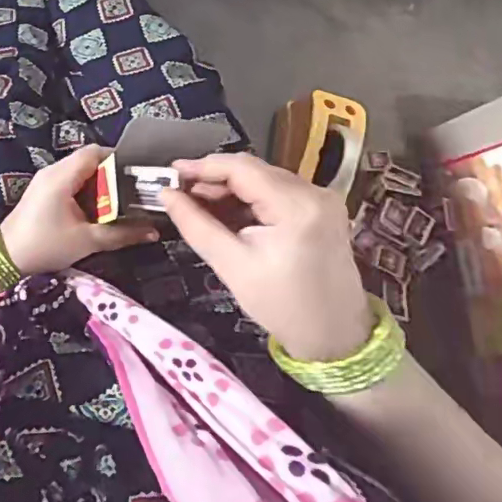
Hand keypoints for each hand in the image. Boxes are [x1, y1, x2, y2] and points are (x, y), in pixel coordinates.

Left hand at [0, 145, 157, 273]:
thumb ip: (122, 234)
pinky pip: (69, 183)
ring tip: (120, 202)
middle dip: (112, 174)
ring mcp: (45, 181)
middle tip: (133, 191)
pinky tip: (98, 210)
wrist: (5, 258)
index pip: (95, 152)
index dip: (118, 159)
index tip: (137, 175)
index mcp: (61, 176)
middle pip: (88, 161)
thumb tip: (154, 231)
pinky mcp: (42, 193)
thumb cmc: (45, 245)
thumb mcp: (88, 240)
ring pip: (79, 173)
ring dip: (99, 185)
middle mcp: (52, 172)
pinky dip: (86, 192)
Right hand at [158, 153, 373, 360]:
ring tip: (197, 204)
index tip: (171, 172)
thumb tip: (166, 195)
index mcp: (297, 206)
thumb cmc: (282, 305)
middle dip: (214, 178)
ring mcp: (322, 199)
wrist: (334, 335)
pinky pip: (276, 192)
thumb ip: (196, 225)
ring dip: (230, 188)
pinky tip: (226, 213)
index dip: (203, 166)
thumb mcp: (231, 265)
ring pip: (263, 179)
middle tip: (179, 192)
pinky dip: (249, 199)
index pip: (242, 168)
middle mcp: (315, 193)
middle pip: (254, 170)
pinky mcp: (321, 209)